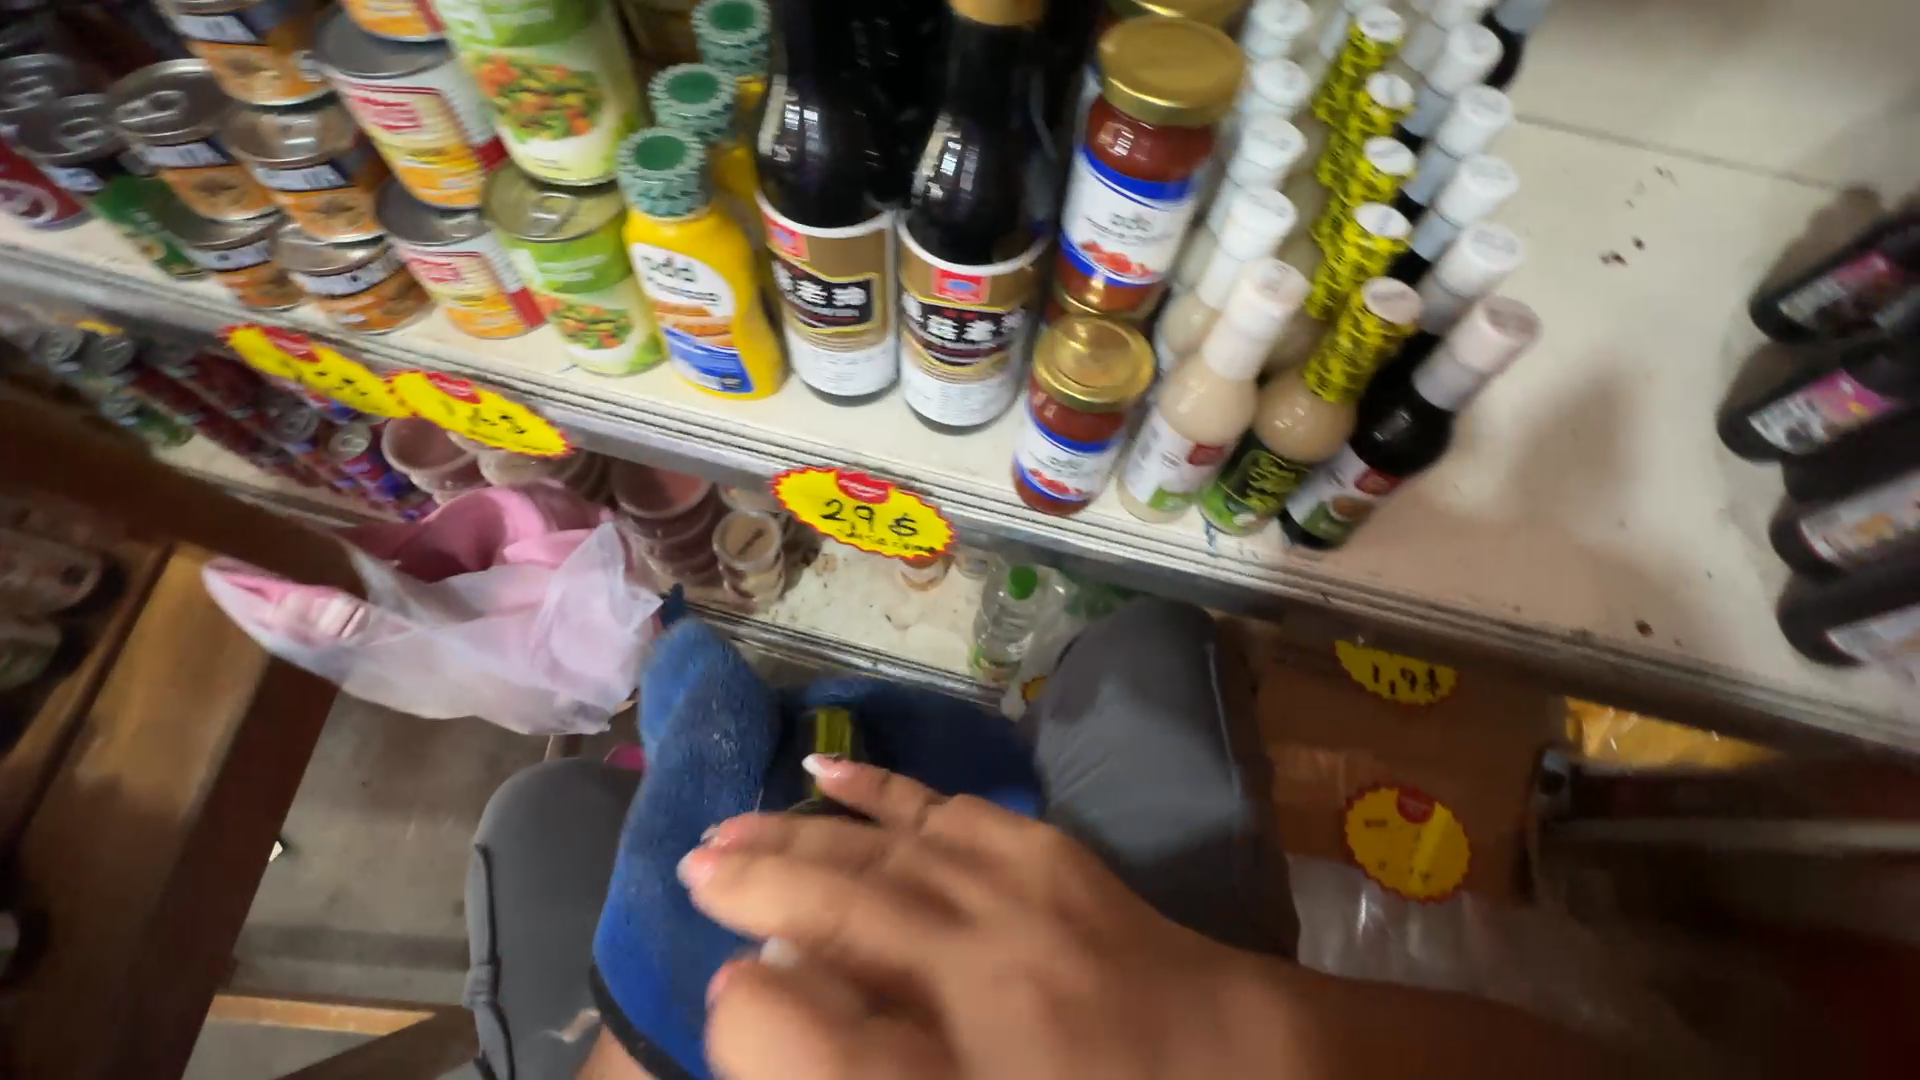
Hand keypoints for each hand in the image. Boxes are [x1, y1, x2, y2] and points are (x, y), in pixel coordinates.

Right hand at [677, 756, 1281, 1079]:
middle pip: (840, 902)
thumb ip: (862, 1057)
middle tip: (689, 865)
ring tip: (735, 823)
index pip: (820, 1022)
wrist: (1230, 1059)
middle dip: (757, 879)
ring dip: (802, 831)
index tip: (709, 965)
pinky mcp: (1044, 849)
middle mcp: (976, 960)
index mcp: (959, 1046)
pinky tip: (834, 775)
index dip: (750, 992)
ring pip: (881, 845)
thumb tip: (774, 997)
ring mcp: (1014, 888)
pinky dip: (881, 790)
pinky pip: (943, 809)